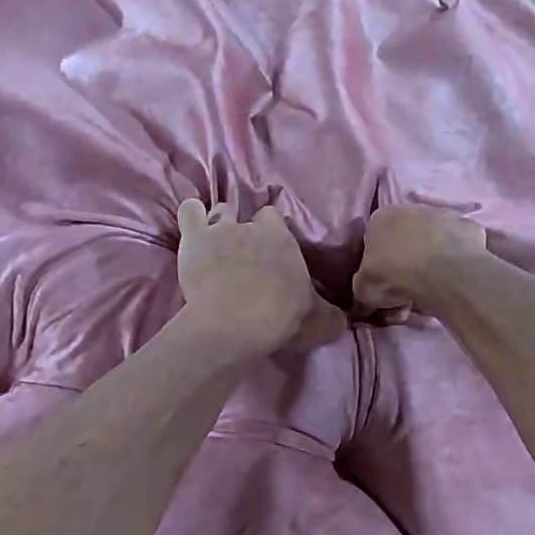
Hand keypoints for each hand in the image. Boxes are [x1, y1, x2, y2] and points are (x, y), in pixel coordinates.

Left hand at [177, 199, 344, 354]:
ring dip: (218, 224)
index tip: (270, 251)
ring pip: (219, 211)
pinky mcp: (194, 238)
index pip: (275, 218)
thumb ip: (331, 315)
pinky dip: (192, 216)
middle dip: (243, 229)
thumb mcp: (317, 319)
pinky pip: (190, 211)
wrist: (235, 323)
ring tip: (216, 244)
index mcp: (282, 239)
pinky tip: (193, 228)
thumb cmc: (280, 317)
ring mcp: (221, 229)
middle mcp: (252, 227)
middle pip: (246, 214)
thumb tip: (345, 320)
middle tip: (242, 253)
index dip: (271, 232)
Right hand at [352, 204, 489, 315]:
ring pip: (432, 242)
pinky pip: (458, 247)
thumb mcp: (364, 291)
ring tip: (433, 291)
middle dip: (404, 264)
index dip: (377, 266)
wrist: (446, 271)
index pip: (372, 241)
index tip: (383, 286)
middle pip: (404, 240)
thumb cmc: (396, 275)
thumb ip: (361, 294)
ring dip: (430, 261)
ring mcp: (443, 214)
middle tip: (407, 293)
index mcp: (380, 218)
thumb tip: (361, 307)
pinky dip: (456, 260)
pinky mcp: (470, 227)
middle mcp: (411, 208)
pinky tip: (455, 279)